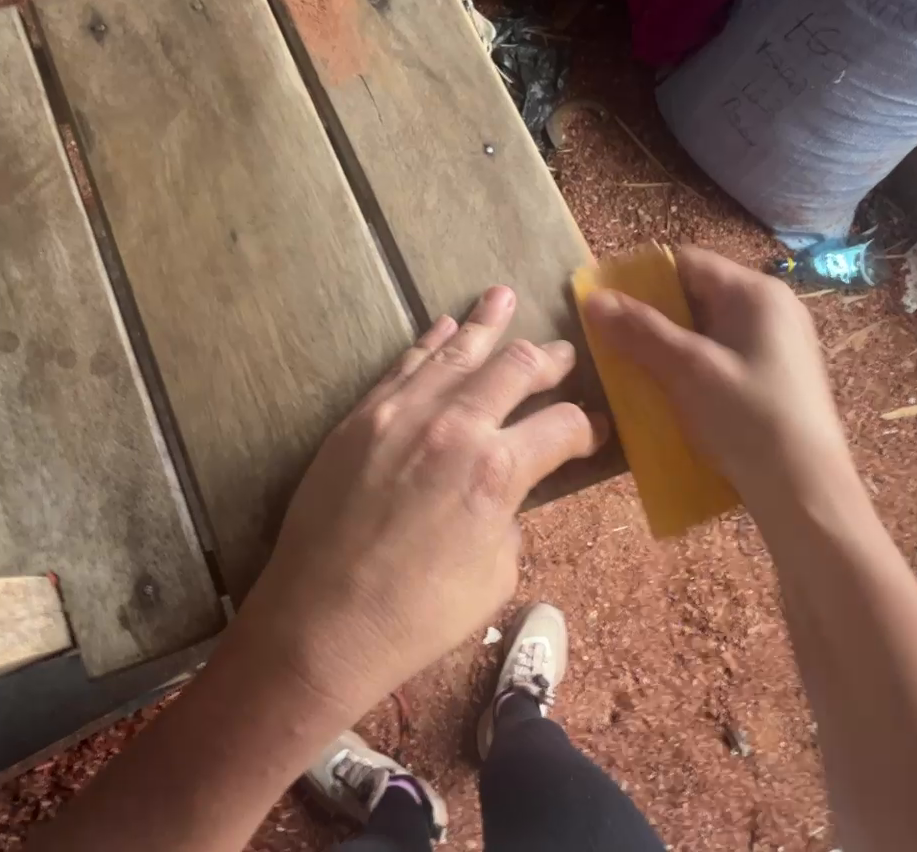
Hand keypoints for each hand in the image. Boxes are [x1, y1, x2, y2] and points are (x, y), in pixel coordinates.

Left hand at [232, 285, 606, 720]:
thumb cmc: (418, 615)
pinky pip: (404, 365)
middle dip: (547, 360)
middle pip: (514, 369)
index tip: (595, 431)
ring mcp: (402, 413)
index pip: (562, 426)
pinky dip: (430, 342)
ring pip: (456, 351)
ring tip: (503, 296)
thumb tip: (505, 489)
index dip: (588, 427)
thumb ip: (510, 516)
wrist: (321, 620)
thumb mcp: (495, 574)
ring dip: (486, 324)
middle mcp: (454, 425)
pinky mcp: (361, 415)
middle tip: (563, 356)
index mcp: (497, 470)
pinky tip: (446, 324)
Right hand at [580, 246, 863, 526]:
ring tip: (629, 366)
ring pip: (704, 328)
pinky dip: (688, 365)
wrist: (806, 493)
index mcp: (756, 293)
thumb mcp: (688, 371)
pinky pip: (718, 355)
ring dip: (665, 344)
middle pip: (694, 294)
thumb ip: (640, 331)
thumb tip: (592, 298)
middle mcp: (770, 309)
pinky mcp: (772, 376)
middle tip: (609, 338)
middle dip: (649, 314)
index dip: (640, 277)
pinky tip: (666, 391)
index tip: (601, 300)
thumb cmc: (749, 420)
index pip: (686, 262)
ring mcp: (775, 344)